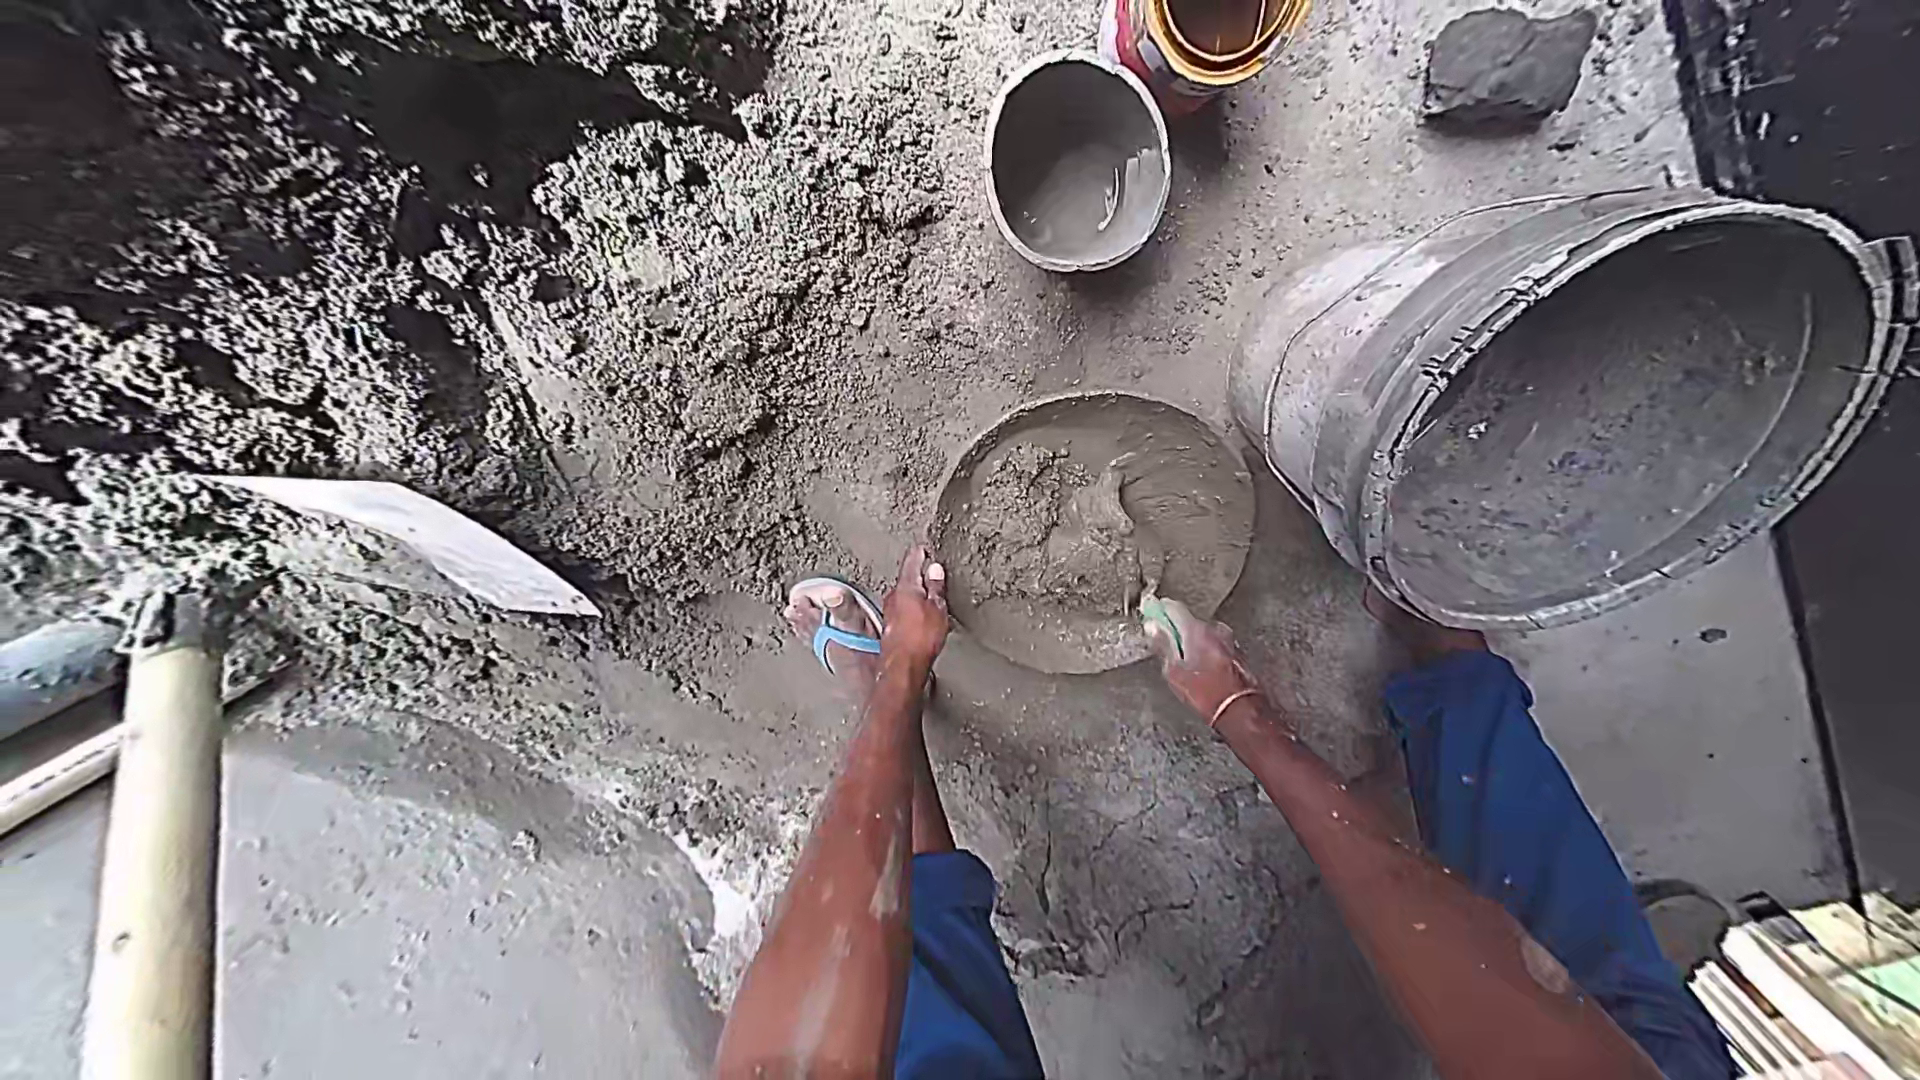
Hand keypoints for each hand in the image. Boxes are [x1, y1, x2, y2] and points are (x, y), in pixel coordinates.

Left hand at [881, 544, 949, 667]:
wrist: (904, 667)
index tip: (923, 548)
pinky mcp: (890, 627)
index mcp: (905, 587)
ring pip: (904, 595)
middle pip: (907, 579)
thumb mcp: (937, 608)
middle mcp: (893, 597)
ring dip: (915, 593)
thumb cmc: (921, 638)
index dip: (919, 553)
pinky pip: (903, 610)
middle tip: (930, 570)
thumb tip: (934, 569)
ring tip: (928, 595)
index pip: (911, 562)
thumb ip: (935, 587)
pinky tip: (920, 615)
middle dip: (918, 575)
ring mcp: (890, 612)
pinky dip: (912, 608)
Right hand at [1144, 598, 1259, 723]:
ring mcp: (1228, 640)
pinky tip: (1200, 669)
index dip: (1159, 611)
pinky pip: (1214, 644)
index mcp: (1196, 629)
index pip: (1174, 607)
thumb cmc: (1207, 694)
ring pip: (1202, 633)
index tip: (1151, 617)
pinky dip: (1205, 651)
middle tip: (1165, 647)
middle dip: (1176, 630)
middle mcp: (1215, 629)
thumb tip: (1153, 627)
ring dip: (1192, 642)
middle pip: (1188, 621)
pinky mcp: (1237, 653)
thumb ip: (1162, 645)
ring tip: (1184, 664)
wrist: (1240, 711)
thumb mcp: (1174, 671)